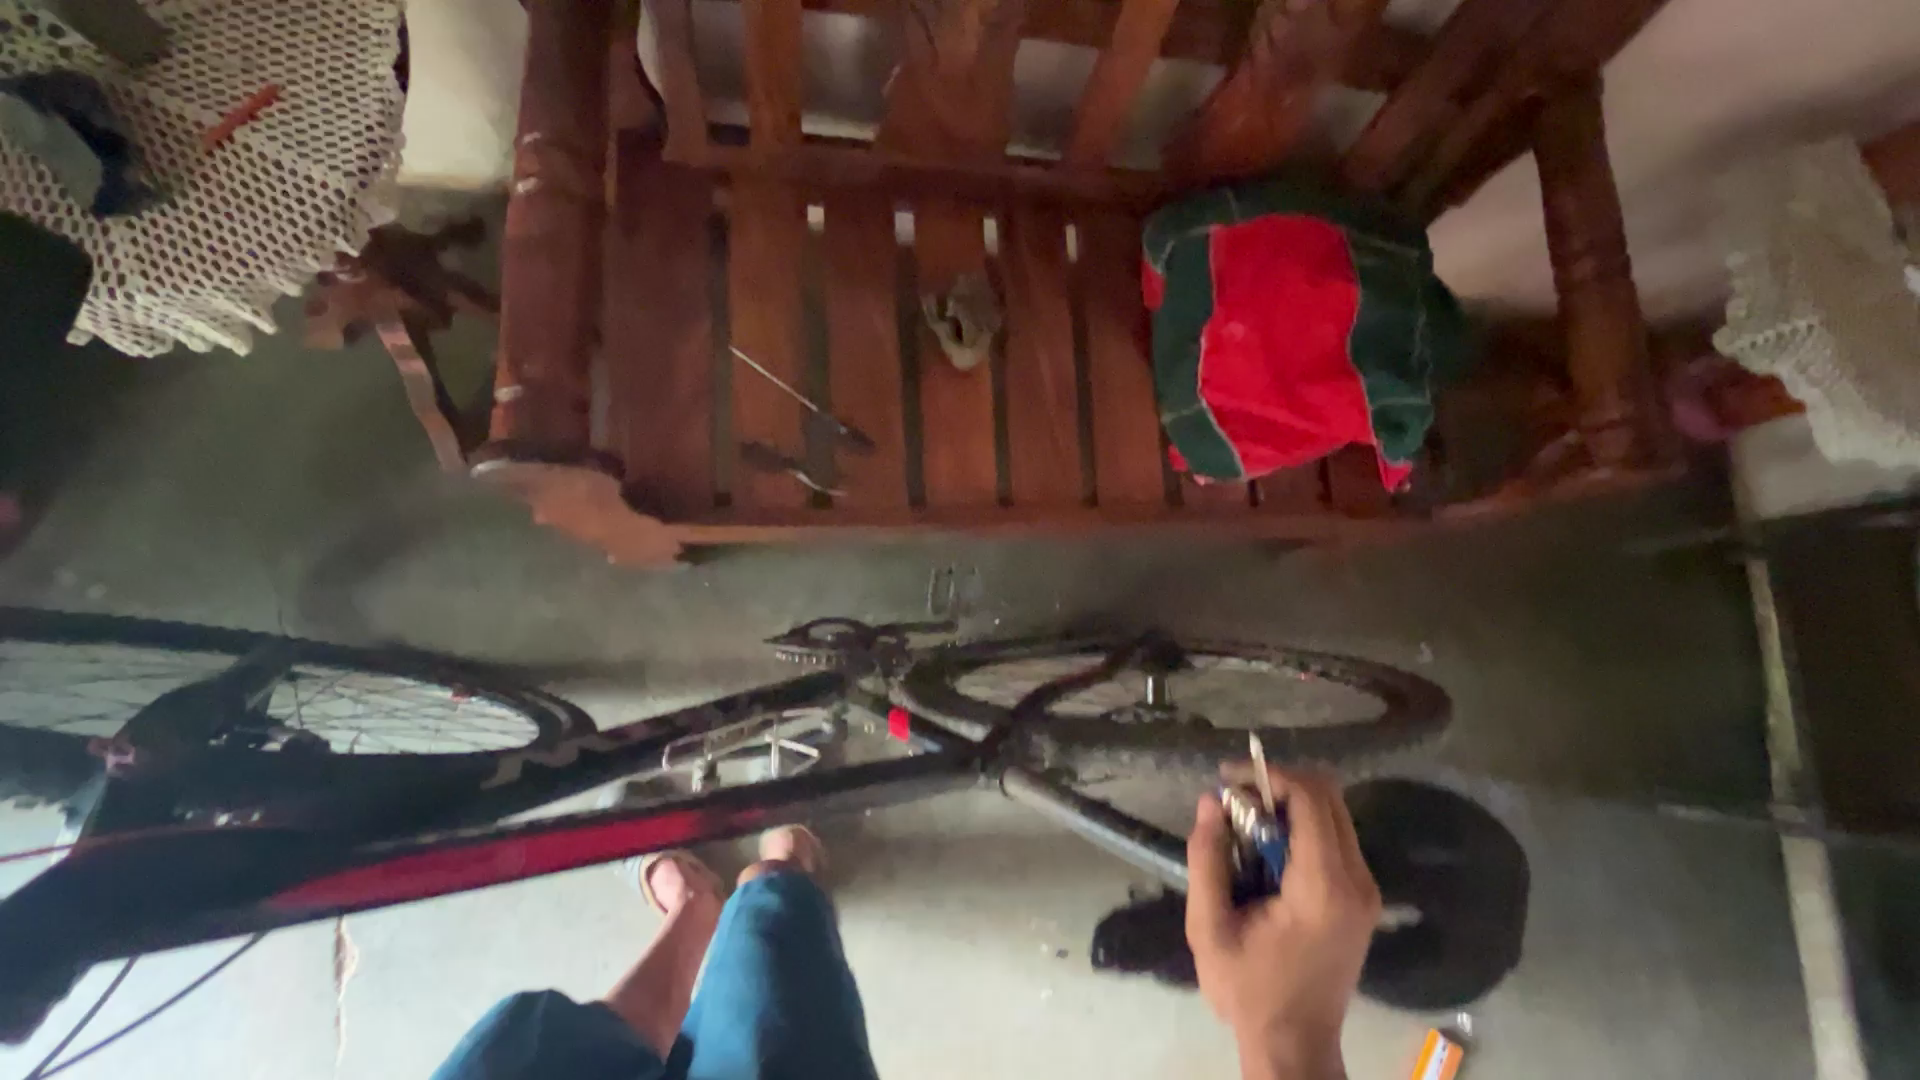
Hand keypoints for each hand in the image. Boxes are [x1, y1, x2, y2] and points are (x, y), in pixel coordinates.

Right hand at [1186, 765, 1380, 1079]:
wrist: (1295, 1044)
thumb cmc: (1247, 990)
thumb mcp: (1208, 927)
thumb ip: (1206, 859)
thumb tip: (1209, 803)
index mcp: (1322, 888)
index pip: (1310, 798)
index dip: (1267, 776)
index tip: (1227, 780)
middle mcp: (1356, 881)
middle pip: (1328, 795)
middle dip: (1277, 785)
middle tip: (1233, 800)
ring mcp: (1365, 890)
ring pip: (1333, 812)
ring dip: (1287, 804)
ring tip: (1244, 825)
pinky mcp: (1362, 897)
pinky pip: (1335, 836)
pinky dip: (1299, 825)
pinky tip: (1265, 850)